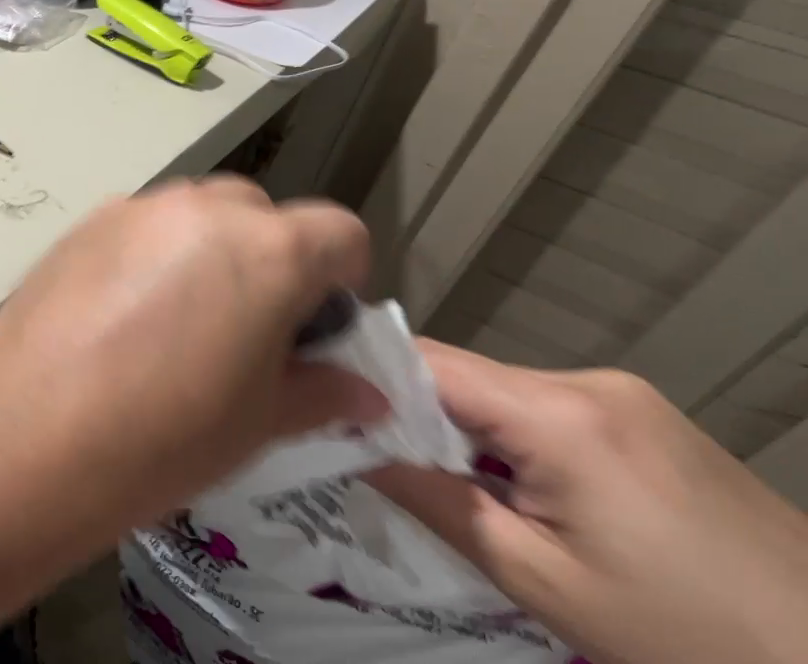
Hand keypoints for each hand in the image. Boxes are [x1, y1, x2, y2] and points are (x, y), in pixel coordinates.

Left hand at [0, 176, 386, 527]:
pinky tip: (121, 318)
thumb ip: (320, 392)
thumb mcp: (258, 423)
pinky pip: (137, 228)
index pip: (338, 232)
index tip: (317, 329)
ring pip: (194, 215)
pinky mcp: (77, 227)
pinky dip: (150, 256)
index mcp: (265, 249)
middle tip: (247, 330)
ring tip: (178, 325)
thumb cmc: (161, 435)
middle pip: (259, 214)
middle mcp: (197, 210)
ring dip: (207, 253)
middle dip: (271, 261)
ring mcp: (129, 211)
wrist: (25, 431)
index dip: (340, 280)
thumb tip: (360, 389)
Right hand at [368, 342, 807, 663]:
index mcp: (559, 412)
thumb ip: (433, 498)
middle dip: (406, 409)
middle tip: (360, 453)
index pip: (425, 360)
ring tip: (432, 478)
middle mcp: (589, 382)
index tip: (311, 402)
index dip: (361, 373)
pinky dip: (504, 436)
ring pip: (497, 391)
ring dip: (456, 426)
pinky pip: (543, 408)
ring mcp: (626, 397)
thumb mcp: (536, 578)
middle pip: (460, 373)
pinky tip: (503, 484)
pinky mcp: (647, 420)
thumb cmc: (678, 629)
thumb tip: (347, 443)